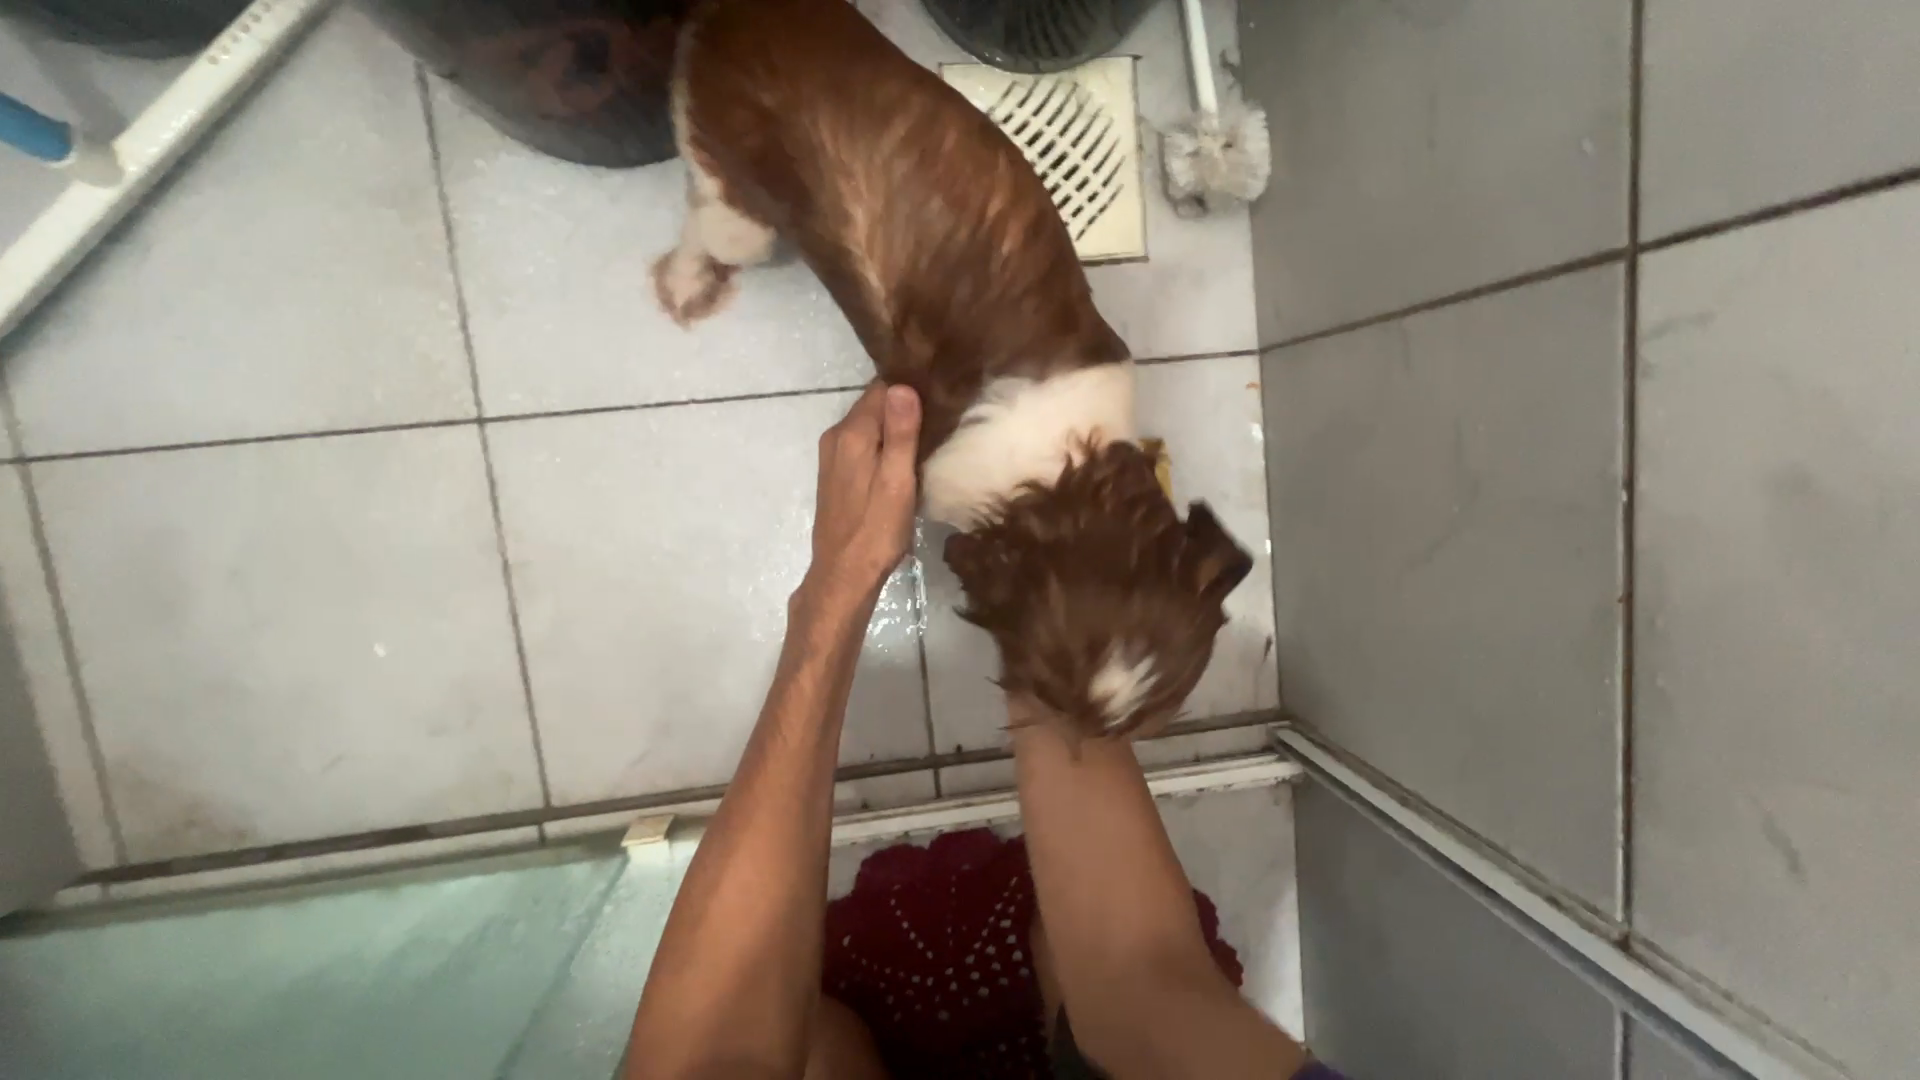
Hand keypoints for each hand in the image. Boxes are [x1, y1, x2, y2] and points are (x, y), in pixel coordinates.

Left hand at [801, 382, 920, 609]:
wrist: (843, 575)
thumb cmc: (876, 530)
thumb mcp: (897, 481)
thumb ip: (900, 433)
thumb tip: (903, 385)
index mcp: (851, 433)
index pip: (883, 388)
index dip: (912, 389)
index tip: (941, 396)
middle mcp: (836, 437)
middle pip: (875, 405)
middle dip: (905, 408)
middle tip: (942, 417)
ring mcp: (833, 456)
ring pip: (870, 426)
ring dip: (895, 429)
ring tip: (930, 437)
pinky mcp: (837, 474)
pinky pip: (864, 445)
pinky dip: (883, 446)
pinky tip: (905, 461)